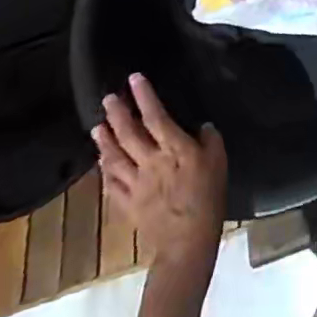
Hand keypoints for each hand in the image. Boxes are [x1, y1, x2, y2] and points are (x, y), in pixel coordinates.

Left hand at [93, 73, 227, 261]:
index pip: (156, 116)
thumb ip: (209, 139)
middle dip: (118, 113)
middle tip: (108, 98)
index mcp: (175, 148)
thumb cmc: (209, 194)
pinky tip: (101, 160)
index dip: (145, 96)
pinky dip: (104, 169)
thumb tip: (201, 126)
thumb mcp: (219, 159)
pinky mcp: (125, 202)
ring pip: (114, 156)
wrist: (187, 238)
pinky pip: (110, 182)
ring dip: (104, 139)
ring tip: (97, 125)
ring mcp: (134, 182)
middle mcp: (150, 161)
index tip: (135, 79)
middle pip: (129, 133)